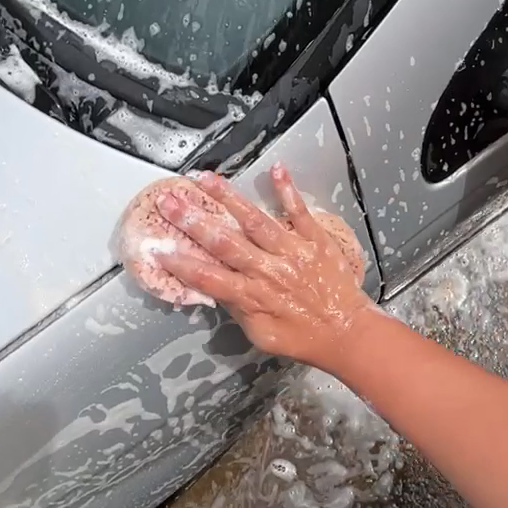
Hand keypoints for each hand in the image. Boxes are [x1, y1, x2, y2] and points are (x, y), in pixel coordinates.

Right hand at [155, 162, 376, 371]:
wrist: (347, 332)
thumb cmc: (303, 337)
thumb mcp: (262, 335)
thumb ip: (238, 309)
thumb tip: (216, 287)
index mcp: (252, 296)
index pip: (209, 278)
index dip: (183, 263)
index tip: (159, 247)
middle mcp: (268, 270)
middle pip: (225, 242)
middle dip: (194, 221)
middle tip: (170, 201)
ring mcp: (292, 251)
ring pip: (255, 220)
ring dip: (229, 198)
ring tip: (206, 179)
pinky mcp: (315, 238)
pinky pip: (299, 211)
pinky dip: (287, 190)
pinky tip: (276, 169)